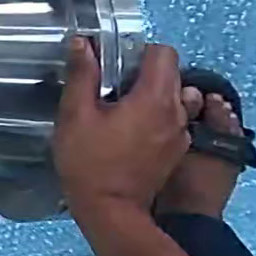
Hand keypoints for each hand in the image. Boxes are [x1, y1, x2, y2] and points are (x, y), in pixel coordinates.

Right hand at [53, 39, 193, 221]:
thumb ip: (82, 75)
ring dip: (150, 95)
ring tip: (120, 109)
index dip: (138, 50)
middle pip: (169, 74)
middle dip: (141, 72)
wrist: (110, 212)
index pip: (164, 53)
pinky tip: (129, 131)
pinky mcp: (176, 152)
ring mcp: (180, 135)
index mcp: (154, 99)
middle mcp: (176, 113)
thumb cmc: (89, 162)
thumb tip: (83, 43)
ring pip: (172, 97)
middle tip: (108, 88)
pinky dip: (155, 117)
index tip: (113, 64)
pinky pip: (172, 120)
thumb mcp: (75, 114)